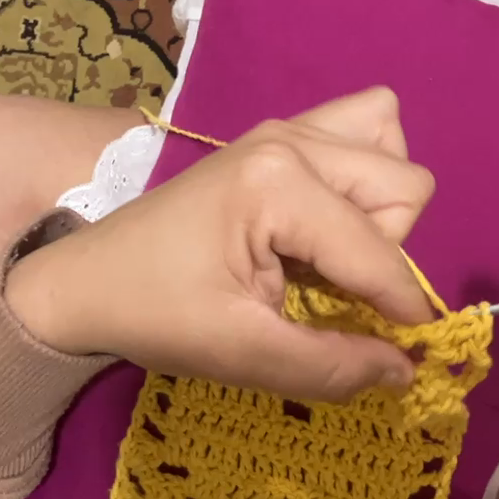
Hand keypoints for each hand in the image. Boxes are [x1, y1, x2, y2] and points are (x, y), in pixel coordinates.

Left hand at [5, 88, 435, 402]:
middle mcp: (292, 140)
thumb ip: (332, 366)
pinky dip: (364, 173)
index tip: (407, 354)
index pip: (378, 250)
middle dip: (385, 252)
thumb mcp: (242, 354)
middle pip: (403, 186)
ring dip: (380, 206)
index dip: (403, 310)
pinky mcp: (279, 134)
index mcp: (279, 185)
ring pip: (390, 150)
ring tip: (328, 248)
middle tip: (332, 290)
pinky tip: (325, 216)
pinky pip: (362, 129)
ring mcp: (286, 128)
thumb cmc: (156, 314)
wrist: (88, 279)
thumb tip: (409, 370)